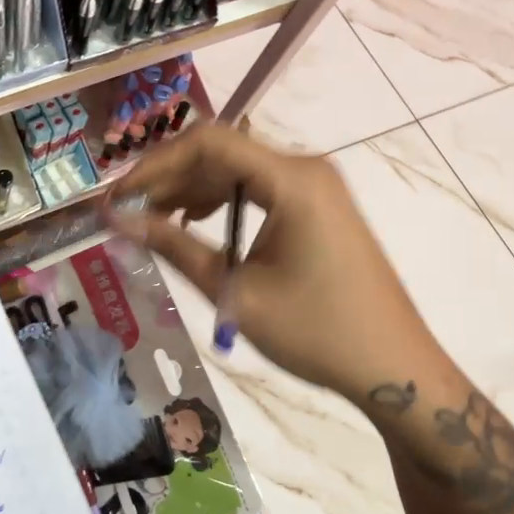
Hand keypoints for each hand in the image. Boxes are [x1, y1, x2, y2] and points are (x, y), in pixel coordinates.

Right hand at [104, 124, 450, 404]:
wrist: (397, 370)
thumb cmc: (318, 333)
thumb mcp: (236, 292)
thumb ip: (173, 247)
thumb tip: (115, 220)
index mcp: (293, 179)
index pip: (208, 143)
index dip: (155, 163)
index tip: (120, 195)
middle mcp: (305, 167)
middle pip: (220, 150)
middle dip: (168, 176)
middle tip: (127, 209)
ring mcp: (315, 183)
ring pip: (236, 167)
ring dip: (191, 187)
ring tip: (153, 218)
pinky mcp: (317, 203)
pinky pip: (257, 184)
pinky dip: (220, 197)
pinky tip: (195, 220)